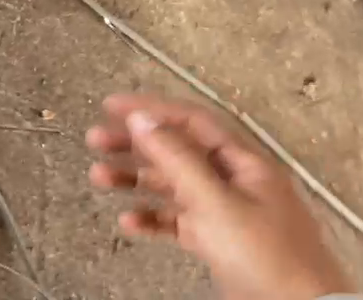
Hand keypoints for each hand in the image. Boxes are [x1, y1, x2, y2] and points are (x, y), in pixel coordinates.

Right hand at [87, 95, 352, 299]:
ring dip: (134, 179)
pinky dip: (151, 217)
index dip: (150, 109)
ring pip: (172, 184)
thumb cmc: (266, 255)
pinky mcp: (220, 241)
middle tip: (96, 141)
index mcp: (245, 166)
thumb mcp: (215, 201)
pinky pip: (177, 219)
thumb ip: (176, 156)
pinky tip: (130, 222)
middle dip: (132, 145)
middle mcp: (237, 184)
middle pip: (176, 151)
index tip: (111, 107)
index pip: (192, 121)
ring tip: (100, 179)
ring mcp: (229, 213)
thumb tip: (142, 118)